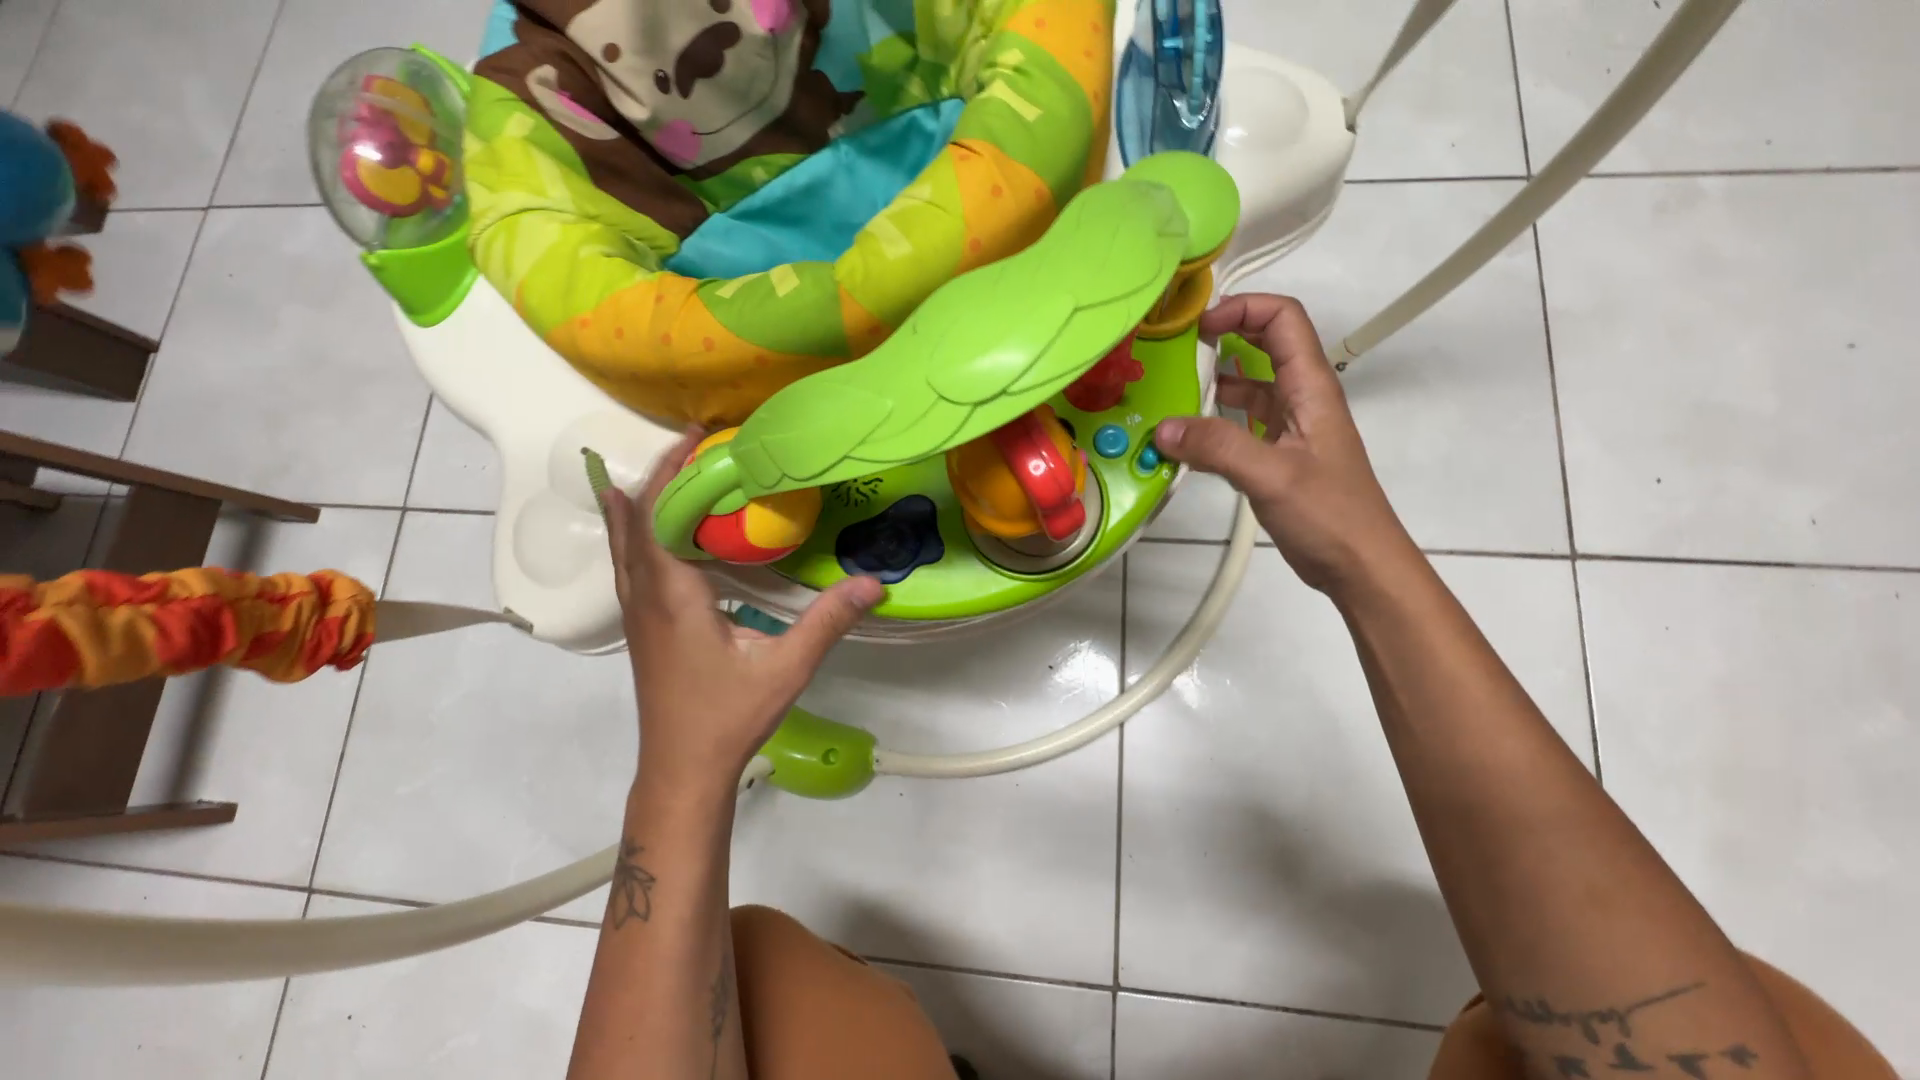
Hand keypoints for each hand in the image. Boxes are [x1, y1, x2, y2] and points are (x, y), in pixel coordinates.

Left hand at [602, 432, 884, 790]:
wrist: (681, 767)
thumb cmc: (728, 718)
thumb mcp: (785, 668)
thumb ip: (827, 622)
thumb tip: (873, 582)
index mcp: (674, 595)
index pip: (661, 515)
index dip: (675, 471)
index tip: (700, 436)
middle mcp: (646, 595)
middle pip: (636, 517)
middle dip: (661, 473)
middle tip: (694, 441)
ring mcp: (636, 611)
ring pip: (625, 540)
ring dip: (643, 499)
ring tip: (672, 467)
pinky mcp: (640, 626)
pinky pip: (630, 561)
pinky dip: (638, 529)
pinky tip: (654, 526)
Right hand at [1153, 294, 1414, 595]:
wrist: (1360, 565)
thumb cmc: (1329, 514)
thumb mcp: (1272, 476)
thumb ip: (1217, 447)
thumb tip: (1163, 428)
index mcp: (1311, 387)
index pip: (1283, 320)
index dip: (1243, 309)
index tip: (1198, 328)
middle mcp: (1301, 399)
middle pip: (1264, 345)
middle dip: (1222, 338)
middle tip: (1175, 352)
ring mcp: (1289, 428)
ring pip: (1249, 387)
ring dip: (1212, 384)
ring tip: (1168, 392)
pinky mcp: (1277, 457)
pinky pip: (1240, 426)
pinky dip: (1211, 425)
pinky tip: (1183, 439)